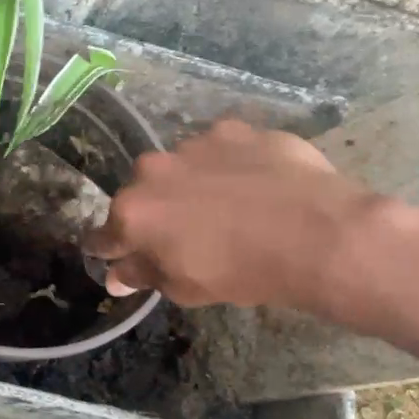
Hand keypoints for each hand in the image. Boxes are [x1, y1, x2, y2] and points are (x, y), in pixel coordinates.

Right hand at [84, 119, 385, 312]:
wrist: (316, 233)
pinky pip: (220, 149)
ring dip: (191, 184)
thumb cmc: (241, 271)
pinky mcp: (234, 130)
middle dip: (156, 212)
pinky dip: (229, 165)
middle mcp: (152, 171)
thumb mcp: (184, 288)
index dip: (113, 250)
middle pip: (141, 195)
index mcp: (132, 214)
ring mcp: (194, 145)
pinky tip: (256, 185)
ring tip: (229, 206)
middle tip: (188, 234)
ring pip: (180, 168)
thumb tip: (116, 275)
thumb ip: (142, 275)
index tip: (124, 259)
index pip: (102, 237)